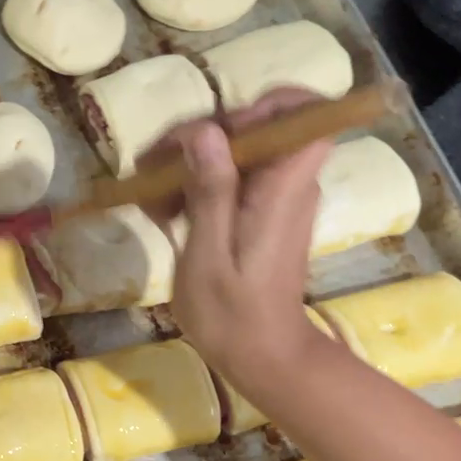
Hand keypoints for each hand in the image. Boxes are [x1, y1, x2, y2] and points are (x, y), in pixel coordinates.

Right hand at [158, 90, 335, 385]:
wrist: (260, 354)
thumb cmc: (229, 313)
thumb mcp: (207, 255)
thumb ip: (210, 191)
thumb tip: (205, 132)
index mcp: (283, 188)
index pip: (306, 112)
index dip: (262, 106)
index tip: (211, 134)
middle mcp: (292, 183)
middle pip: (263, 127)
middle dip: (206, 137)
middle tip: (156, 170)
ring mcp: (280, 198)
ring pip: (245, 152)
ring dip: (195, 164)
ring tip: (153, 199)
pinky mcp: (266, 215)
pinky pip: (238, 180)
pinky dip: (201, 186)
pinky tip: (168, 215)